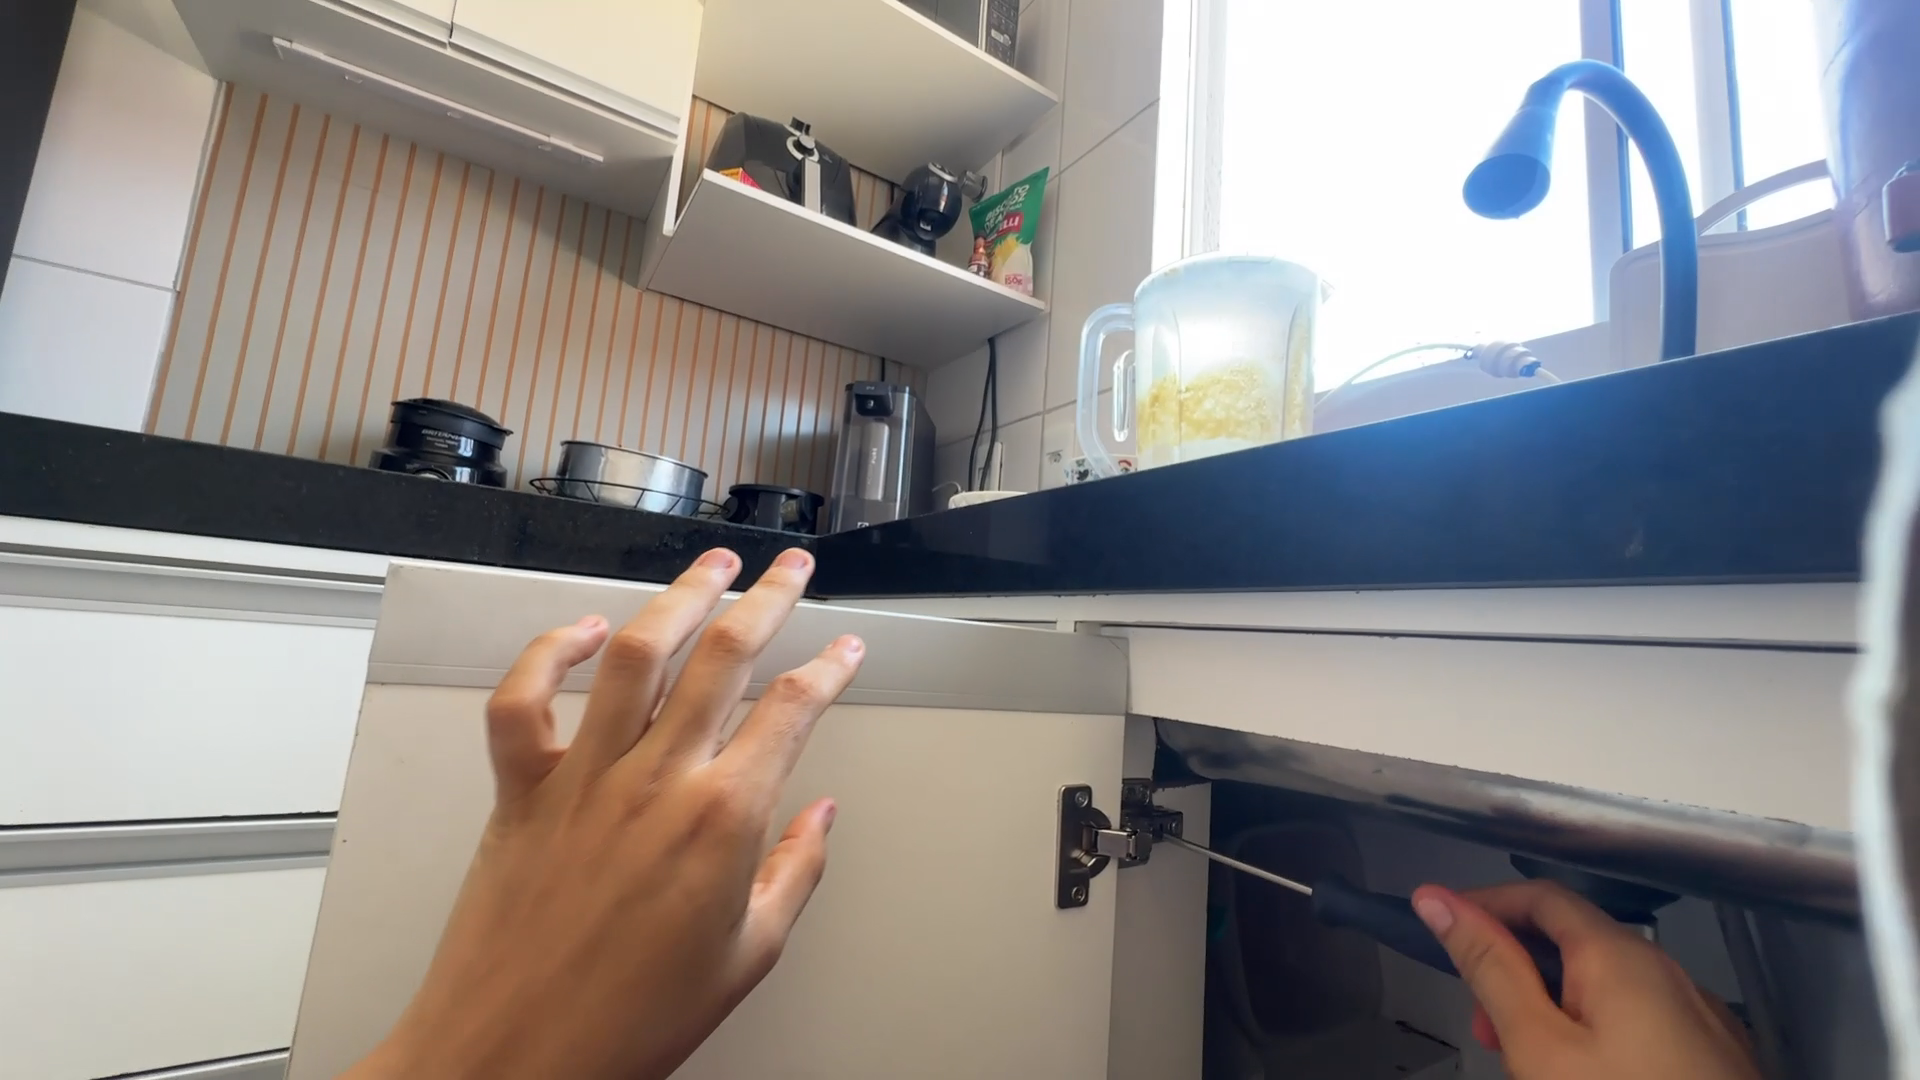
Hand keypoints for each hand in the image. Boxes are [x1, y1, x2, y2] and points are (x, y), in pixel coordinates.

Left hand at [346, 546, 864, 1079]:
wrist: (509, 1068)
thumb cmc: (630, 1022)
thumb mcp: (749, 954)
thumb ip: (797, 871)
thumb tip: (822, 815)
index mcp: (723, 817)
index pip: (795, 708)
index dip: (832, 668)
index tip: (847, 651)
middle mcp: (659, 778)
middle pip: (727, 653)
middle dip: (770, 597)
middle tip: (790, 568)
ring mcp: (586, 775)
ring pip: (637, 653)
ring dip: (681, 597)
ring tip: (712, 565)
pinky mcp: (523, 789)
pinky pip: (522, 702)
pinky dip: (546, 653)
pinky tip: (582, 630)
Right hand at [1412, 881, 1760, 1079]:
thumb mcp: (1536, 1043)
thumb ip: (1487, 965)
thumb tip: (1434, 897)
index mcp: (1623, 958)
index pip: (1540, 896)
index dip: (1483, 903)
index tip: (1443, 933)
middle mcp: (1672, 976)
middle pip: (1572, 940)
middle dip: (1513, 965)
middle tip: (1482, 1022)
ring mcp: (1708, 1024)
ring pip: (1605, 984)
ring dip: (1549, 1001)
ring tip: (1524, 1057)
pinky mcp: (1722, 1067)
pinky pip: (1642, 1022)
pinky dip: (1595, 1030)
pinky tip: (1583, 1075)